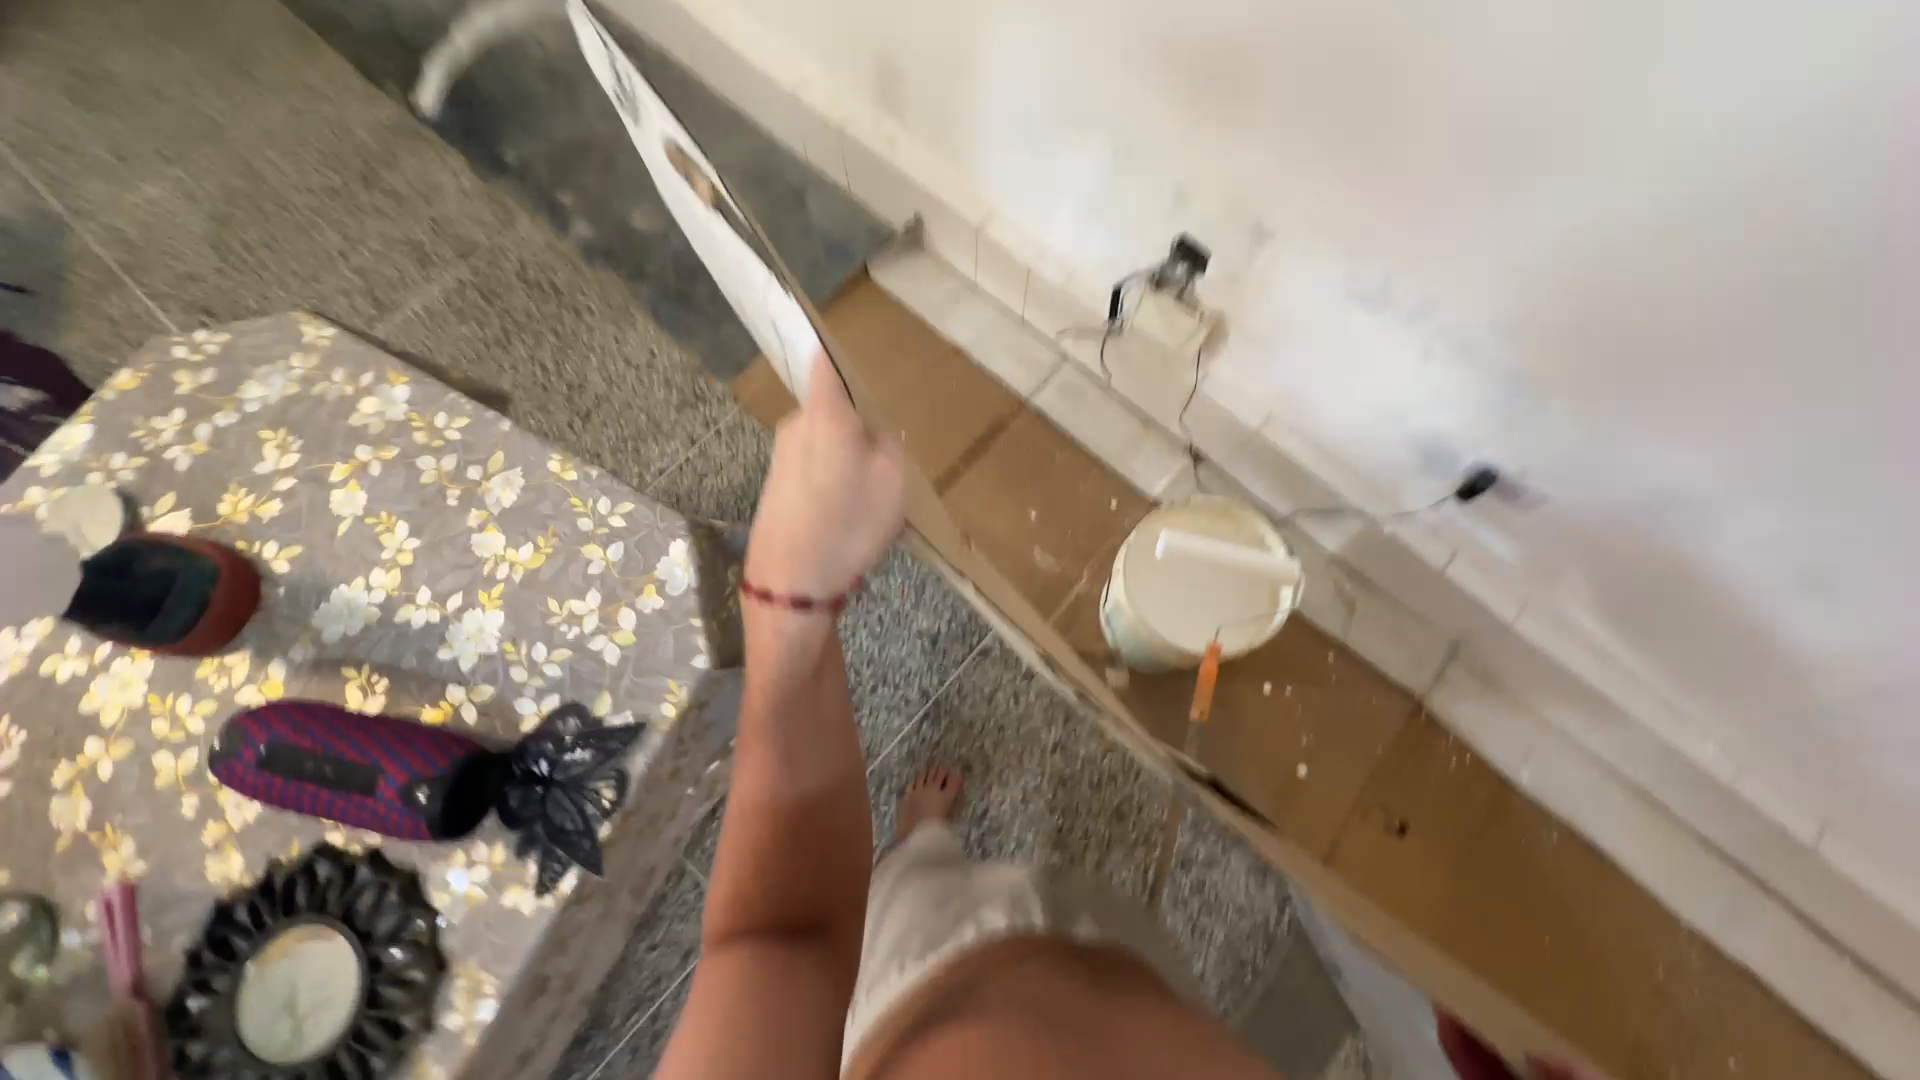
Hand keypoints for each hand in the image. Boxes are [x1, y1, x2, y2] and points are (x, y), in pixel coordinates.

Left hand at [745, 351, 906, 604]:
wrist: (791, 581)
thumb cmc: (848, 523)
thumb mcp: (892, 481)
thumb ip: (888, 444)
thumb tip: (877, 430)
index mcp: (825, 413)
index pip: (826, 361)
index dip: (840, 350)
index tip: (858, 347)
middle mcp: (796, 425)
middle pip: (832, 408)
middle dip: (858, 422)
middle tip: (888, 448)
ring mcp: (781, 457)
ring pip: (825, 442)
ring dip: (846, 456)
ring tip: (871, 491)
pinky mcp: (776, 486)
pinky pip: (814, 468)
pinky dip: (832, 479)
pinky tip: (847, 512)